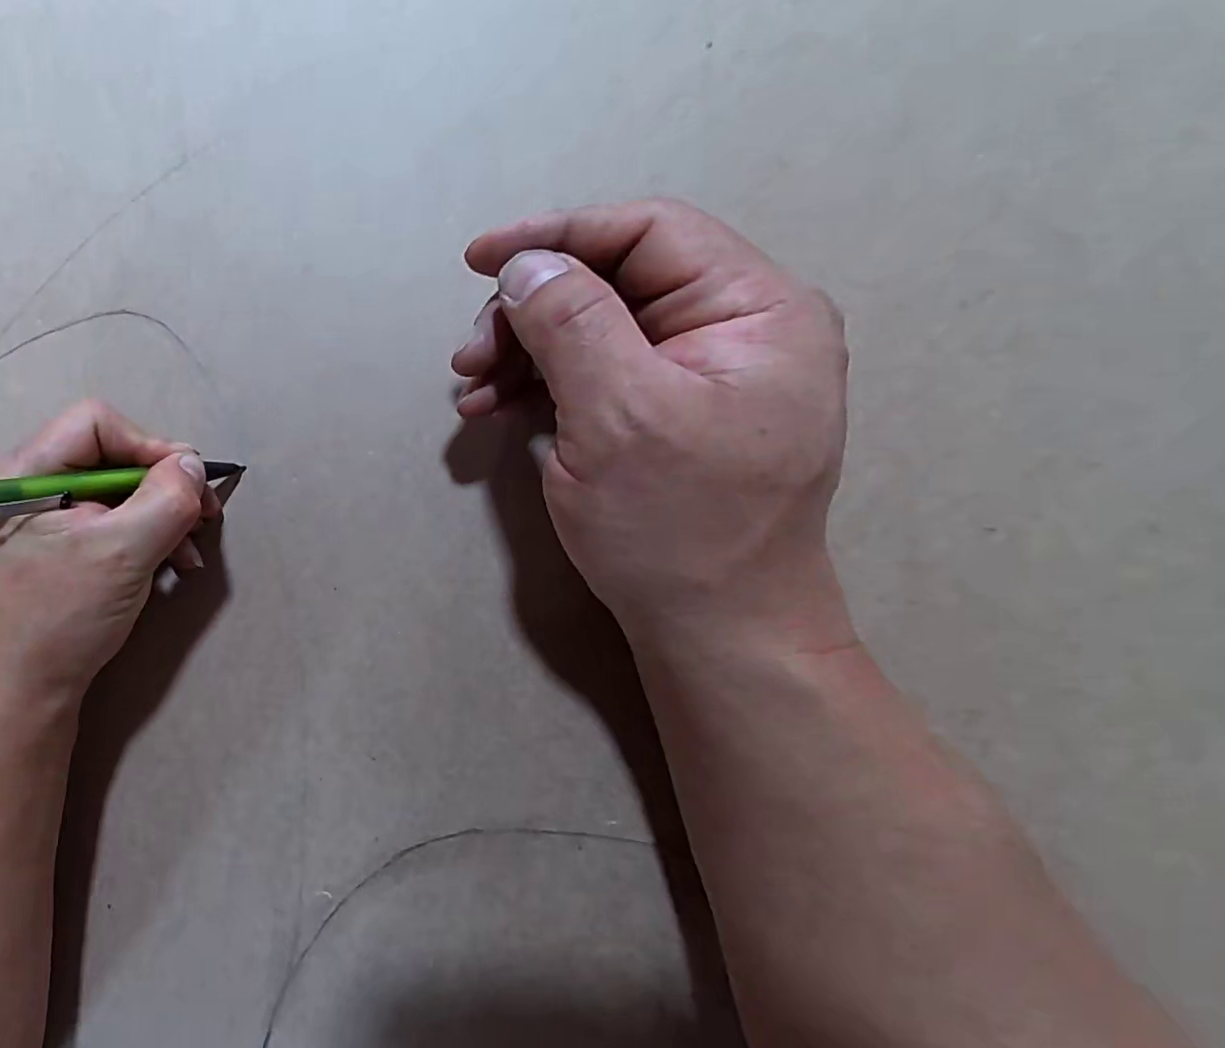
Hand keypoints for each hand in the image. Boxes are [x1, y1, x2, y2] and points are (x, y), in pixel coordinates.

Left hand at [0, 400, 220, 714]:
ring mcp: (42, 517)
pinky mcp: (58, 545)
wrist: (30, 690)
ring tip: (191, 553)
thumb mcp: (125, 552)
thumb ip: (167, 499)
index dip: (150, 446)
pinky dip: (148, 536)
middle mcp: (27, 486)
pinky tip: (174, 562)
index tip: (188, 484)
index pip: (96, 424)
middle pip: (112, 457)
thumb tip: (194, 465)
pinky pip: (112, 521)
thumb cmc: (66, 617)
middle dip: (165, 488)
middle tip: (205, 516)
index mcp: (23, 474)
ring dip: (164, 517)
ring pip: (119, 492)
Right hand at [452, 199, 854, 651]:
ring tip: (471, 391)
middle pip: (614, 285)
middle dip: (531, 312)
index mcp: (755, 311)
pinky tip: (496, 409)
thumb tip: (525, 264)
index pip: (647, 234)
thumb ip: (570, 322)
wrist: (714, 634)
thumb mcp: (616, 416)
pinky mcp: (665, 419)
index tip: (480, 259)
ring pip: (597, 333)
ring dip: (526, 353)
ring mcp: (700, 379)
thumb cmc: (676, 530)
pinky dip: (543, 388)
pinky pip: (598, 379)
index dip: (557, 235)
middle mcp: (736, 332)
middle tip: (469, 356)